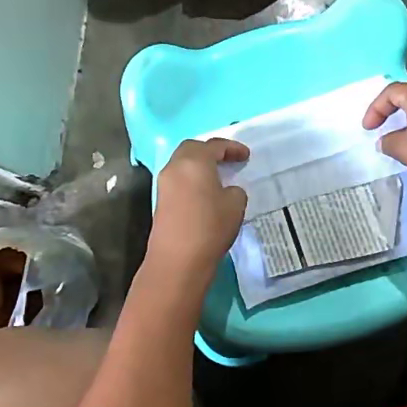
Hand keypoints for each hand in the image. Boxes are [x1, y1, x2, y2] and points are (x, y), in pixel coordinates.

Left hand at [147, 138, 250, 271]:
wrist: (178, 259)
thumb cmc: (210, 226)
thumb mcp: (235, 205)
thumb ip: (234, 190)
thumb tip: (226, 190)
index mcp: (194, 161)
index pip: (214, 146)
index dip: (232, 148)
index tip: (246, 155)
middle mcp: (175, 167)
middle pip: (192, 149)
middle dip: (210, 151)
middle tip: (228, 160)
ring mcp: (164, 183)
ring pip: (182, 164)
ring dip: (199, 165)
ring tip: (217, 175)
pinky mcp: (161, 200)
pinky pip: (178, 179)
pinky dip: (192, 178)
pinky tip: (205, 191)